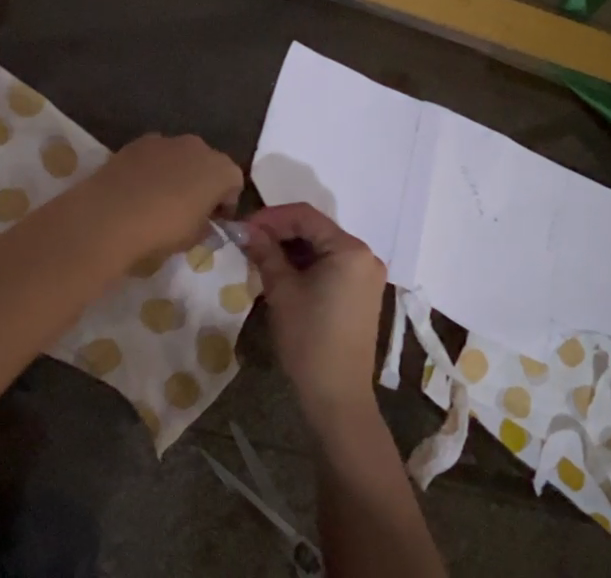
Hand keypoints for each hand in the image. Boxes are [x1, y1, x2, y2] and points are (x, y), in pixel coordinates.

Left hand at [70, 134, 241, 261]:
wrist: (110, 215)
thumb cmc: (161, 231)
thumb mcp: (191, 240)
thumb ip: (204, 227)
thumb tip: (203, 224)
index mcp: (220, 170)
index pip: (234, 182)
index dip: (226, 202)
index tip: (215, 219)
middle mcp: (197, 147)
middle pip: (208, 163)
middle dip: (203, 182)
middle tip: (191, 207)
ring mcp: (165, 141)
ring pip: (180, 155)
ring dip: (177, 172)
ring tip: (162, 197)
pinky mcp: (136, 142)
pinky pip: (154, 154)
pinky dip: (152, 167)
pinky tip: (139, 188)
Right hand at [243, 204, 387, 422]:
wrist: (337, 393)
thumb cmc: (308, 337)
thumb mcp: (281, 290)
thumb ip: (266, 253)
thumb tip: (249, 231)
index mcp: (350, 250)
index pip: (305, 216)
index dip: (271, 217)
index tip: (243, 227)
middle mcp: (365, 256)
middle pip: (316, 230)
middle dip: (280, 232)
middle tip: (248, 242)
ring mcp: (366, 276)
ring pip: (322, 248)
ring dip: (291, 249)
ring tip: (260, 257)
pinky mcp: (362, 294)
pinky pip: (331, 266)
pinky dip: (306, 265)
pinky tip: (281, 273)